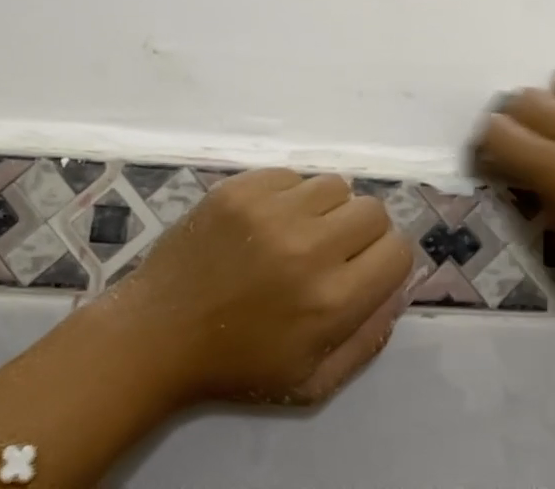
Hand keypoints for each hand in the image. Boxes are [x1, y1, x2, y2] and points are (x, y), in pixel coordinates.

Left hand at [107, 168, 414, 405]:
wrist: (156, 336)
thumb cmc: (236, 365)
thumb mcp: (313, 381)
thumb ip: (368, 340)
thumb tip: (398, 291)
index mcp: (332, 300)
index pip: (398, 251)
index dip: (386, 261)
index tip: (363, 271)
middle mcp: (309, 247)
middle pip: (373, 211)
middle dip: (361, 233)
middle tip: (330, 253)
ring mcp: (271, 211)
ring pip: (334, 185)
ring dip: (326, 209)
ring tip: (296, 234)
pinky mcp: (240, 189)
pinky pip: (291, 174)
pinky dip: (288, 195)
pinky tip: (265, 224)